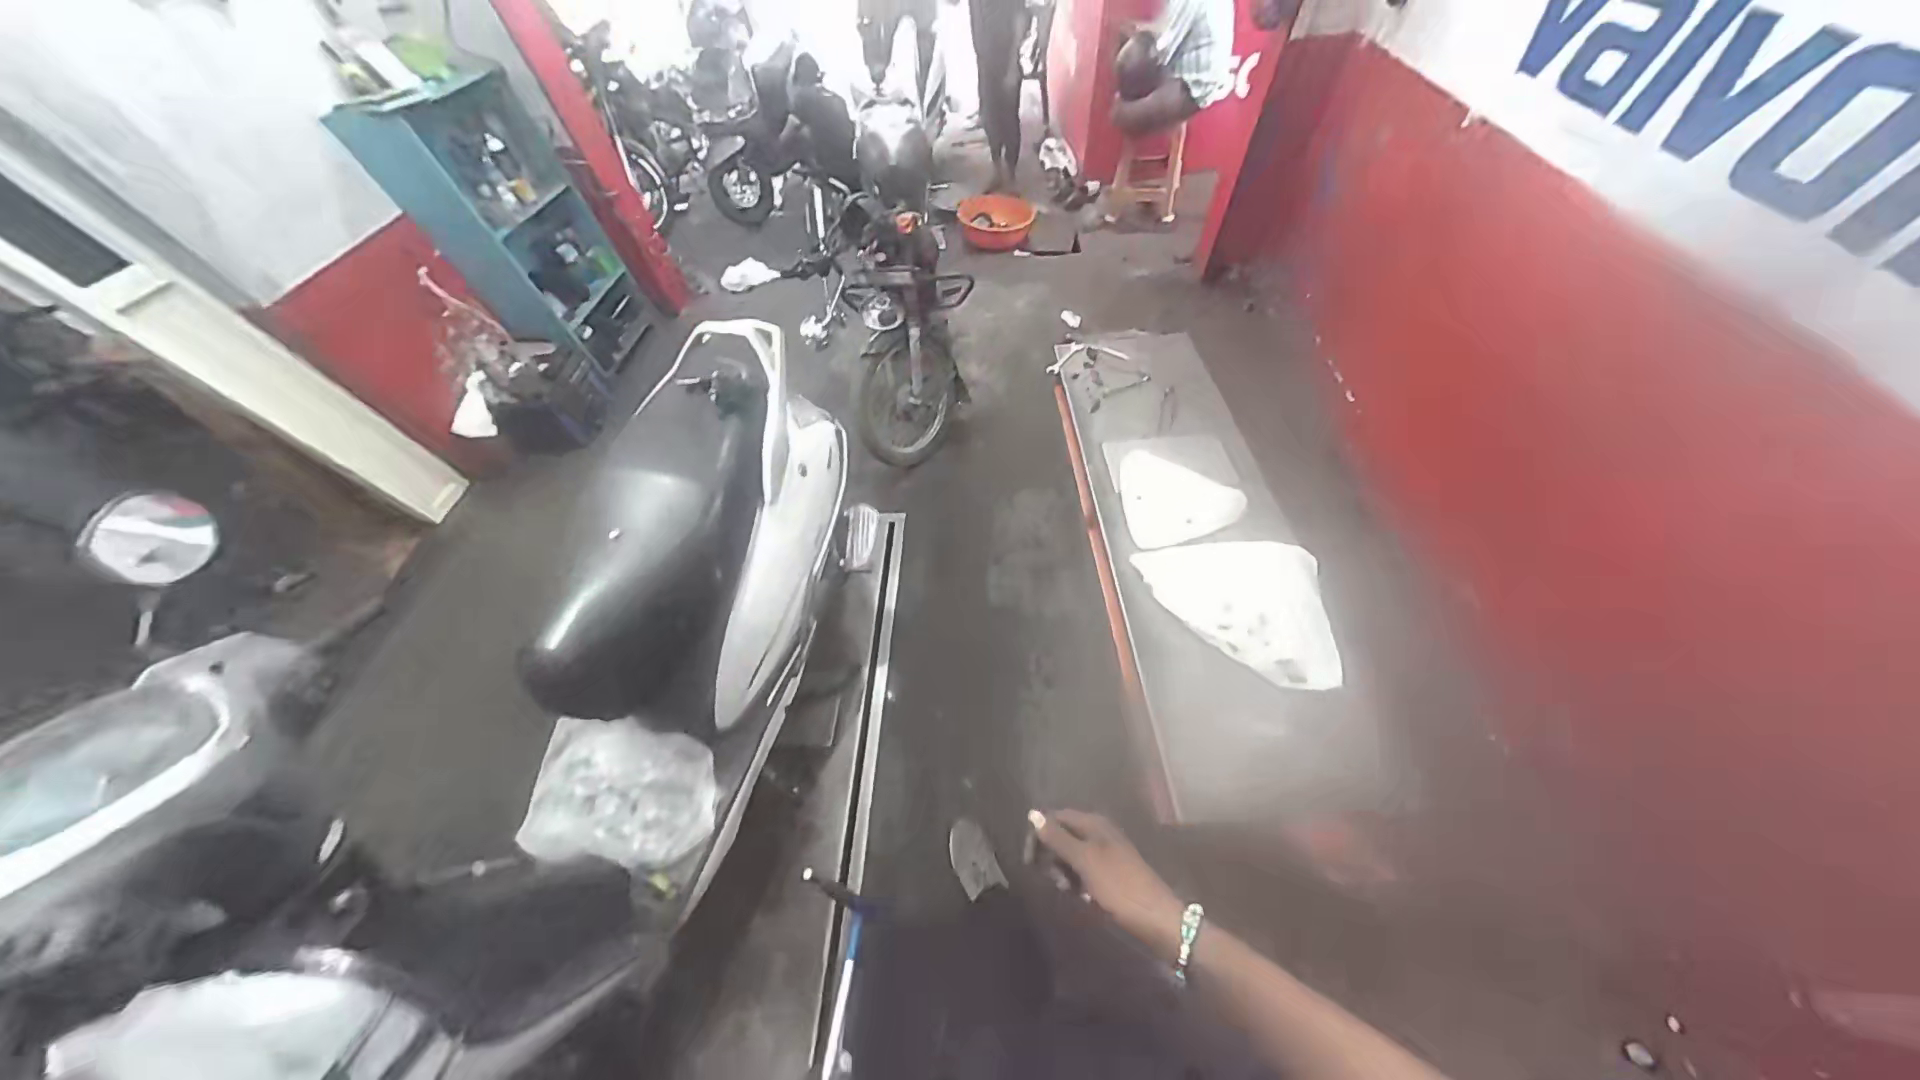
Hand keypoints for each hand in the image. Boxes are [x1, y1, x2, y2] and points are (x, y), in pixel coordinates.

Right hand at [1030, 809, 1186, 960]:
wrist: (1158, 920)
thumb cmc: (1119, 886)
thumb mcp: (1085, 860)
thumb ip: (1057, 837)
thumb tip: (1032, 813)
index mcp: (1093, 823)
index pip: (1055, 817)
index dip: (1039, 835)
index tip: (1029, 861)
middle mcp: (1098, 832)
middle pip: (1062, 835)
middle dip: (1051, 856)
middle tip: (1054, 880)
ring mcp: (1105, 853)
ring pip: (1071, 856)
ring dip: (1063, 872)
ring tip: (1069, 891)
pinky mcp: (1110, 874)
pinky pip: (1083, 871)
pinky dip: (1077, 882)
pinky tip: (1081, 897)